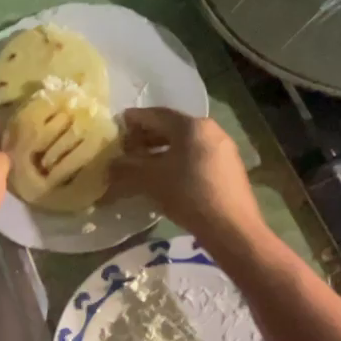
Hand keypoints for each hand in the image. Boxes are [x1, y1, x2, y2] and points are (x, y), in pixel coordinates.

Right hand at [109, 107, 264, 238]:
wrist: (230, 226)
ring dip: (161, 151)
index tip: (117, 126)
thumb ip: (126, 167)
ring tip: (143, 166)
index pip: (155, 114)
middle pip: (171, 127)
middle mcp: (209, 129)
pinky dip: (177, 161)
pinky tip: (166, 177)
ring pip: (184, 143)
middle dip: (146, 137)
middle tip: (126, 149)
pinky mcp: (228, 167)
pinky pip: (196, 156)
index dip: (133, 120)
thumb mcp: (149, 179)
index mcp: (191, 125)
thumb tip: (110, 164)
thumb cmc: (187, 193)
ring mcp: (222, 148)